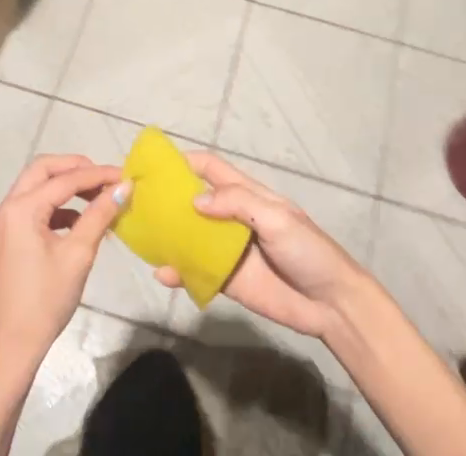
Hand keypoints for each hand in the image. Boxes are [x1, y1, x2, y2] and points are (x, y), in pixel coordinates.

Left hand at [0, 154, 129, 365]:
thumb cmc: (45, 301)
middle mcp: (6, 208)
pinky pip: (32, 208)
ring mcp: (3, 223)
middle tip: (105, 178)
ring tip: (97, 198)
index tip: (126, 176)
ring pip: (36, 187)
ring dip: (65, 186)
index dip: (98, 175)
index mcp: (21, 209)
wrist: (10, 346)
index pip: (65, 180)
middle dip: (75, 169)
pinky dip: (56, 206)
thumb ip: (99, 215)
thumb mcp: (77, 255)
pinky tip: (79, 222)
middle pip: (43, 170)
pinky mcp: (6, 238)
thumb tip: (123, 187)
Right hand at [152, 152, 370, 339]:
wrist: (330, 303)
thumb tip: (194, 200)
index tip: (156, 163)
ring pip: (190, 237)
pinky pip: (196, 272)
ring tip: (139, 236)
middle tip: (135, 200)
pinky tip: (163, 274)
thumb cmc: (309, 251)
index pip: (212, 169)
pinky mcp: (227, 281)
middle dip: (167, 199)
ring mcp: (228, 251)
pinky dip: (177, 272)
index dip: (186, 162)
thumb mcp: (278, 219)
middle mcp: (233, 219)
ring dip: (167, 236)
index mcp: (248, 195)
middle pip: (194, 202)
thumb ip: (238, 204)